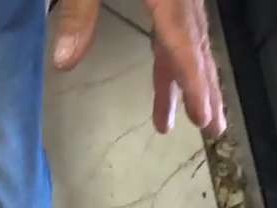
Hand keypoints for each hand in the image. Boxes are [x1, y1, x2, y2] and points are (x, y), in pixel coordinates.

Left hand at [52, 0, 225, 134]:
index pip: (179, 42)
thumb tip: (63, 63)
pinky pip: (178, 15)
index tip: (203, 116)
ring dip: (183, 75)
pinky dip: (174, 45)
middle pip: (194, 41)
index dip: (192, 81)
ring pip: (187, 31)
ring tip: (175, 117)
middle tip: (213, 128)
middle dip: (201, 86)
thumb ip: (78, 10)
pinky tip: (169, 64)